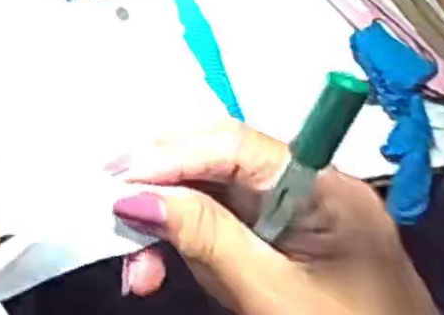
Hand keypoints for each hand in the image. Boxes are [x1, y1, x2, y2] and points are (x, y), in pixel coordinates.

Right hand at [110, 121, 436, 314]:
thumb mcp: (277, 301)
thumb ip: (207, 237)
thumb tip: (133, 196)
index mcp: (328, 190)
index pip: (235, 144)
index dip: (173, 154)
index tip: (123, 180)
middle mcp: (307, 187)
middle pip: (212, 162)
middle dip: (162, 192)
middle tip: (115, 214)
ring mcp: (289, 214)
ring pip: (203, 193)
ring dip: (164, 225)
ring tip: (137, 264)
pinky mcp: (273, 241)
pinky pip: (212, 223)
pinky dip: (181, 244)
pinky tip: (155, 269)